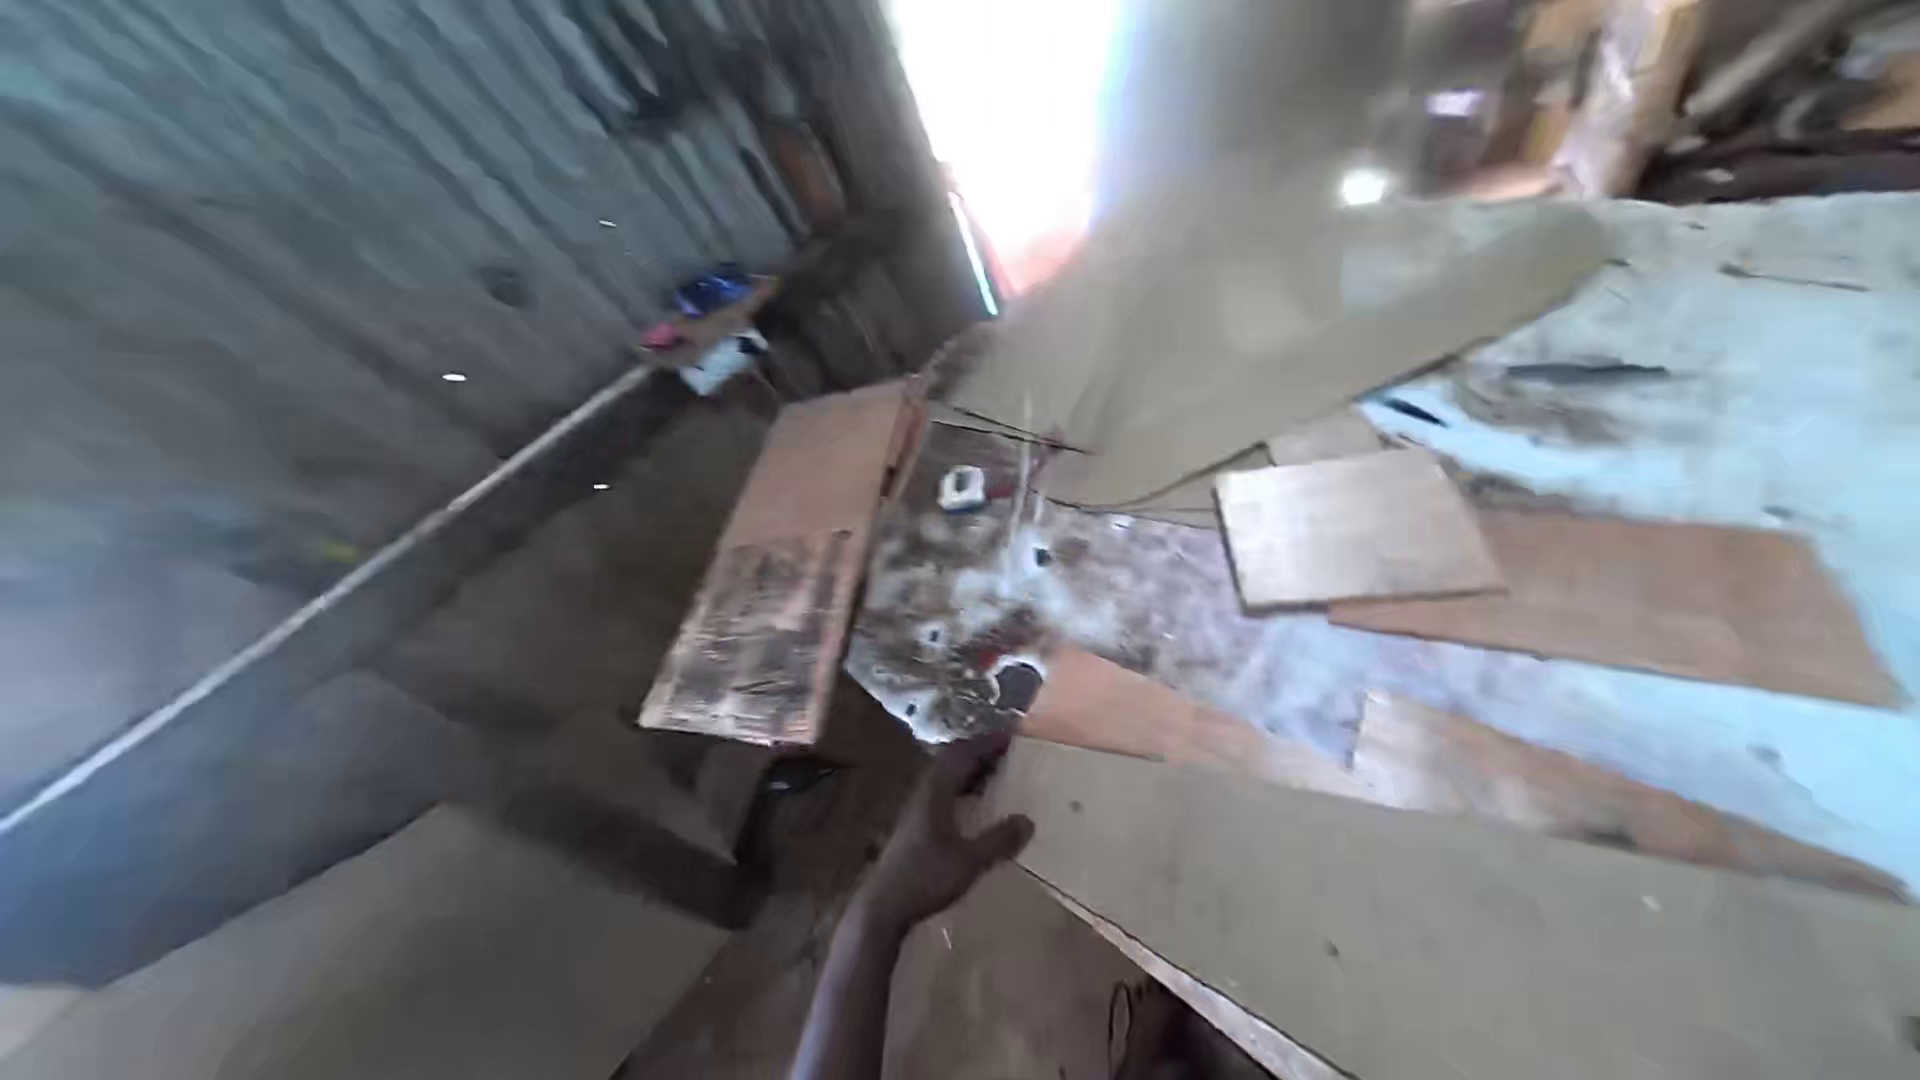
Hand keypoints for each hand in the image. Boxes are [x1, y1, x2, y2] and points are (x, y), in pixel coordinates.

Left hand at [855, 733, 1033, 931]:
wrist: (883, 905)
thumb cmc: (925, 878)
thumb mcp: (969, 861)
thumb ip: (998, 840)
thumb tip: (1027, 820)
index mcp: (935, 789)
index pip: (963, 753)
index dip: (987, 743)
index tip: (1012, 738)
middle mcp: (924, 789)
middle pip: (953, 758)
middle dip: (980, 752)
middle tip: (1008, 754)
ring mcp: (917, 804)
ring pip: (946, 774)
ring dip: (970, 769)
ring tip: (997, 775)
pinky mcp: (915, 820)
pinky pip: (943, 789)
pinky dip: (962, 786)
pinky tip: (974, 804)